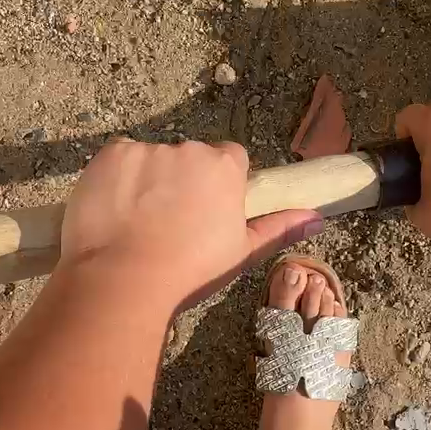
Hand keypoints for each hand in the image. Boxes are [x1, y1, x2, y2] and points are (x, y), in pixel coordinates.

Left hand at [57, 139, 322, 310]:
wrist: (123, 280)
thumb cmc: (190, 271)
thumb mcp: (241, 252)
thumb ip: (279, 227)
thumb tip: (316, 218)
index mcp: (225, 167)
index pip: (227, 159)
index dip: (216, 184)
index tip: (205, 210)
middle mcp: (191, 149)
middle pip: (189, 157)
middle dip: (181, 179)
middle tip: (169, 221)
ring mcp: (150, 149)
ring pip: (152, 158)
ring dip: (147, 179)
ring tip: (136, 221)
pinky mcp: (114, 152)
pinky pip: (119, 157)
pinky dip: (116, 177)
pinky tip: (114, 209)